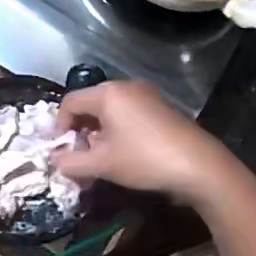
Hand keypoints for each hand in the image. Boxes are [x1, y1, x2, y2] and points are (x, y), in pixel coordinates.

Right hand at [52, 81, 242, 203]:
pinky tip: (121, 153)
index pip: (69, 102)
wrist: (200, 167)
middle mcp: (126, 87)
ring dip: (96, 133)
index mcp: (108, 94)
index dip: (59, 126)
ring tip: (98, 158)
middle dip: (78, 130)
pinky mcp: (160, 108)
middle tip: (77, 156)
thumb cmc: (144, 160)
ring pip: (108, 110)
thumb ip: (69, 162)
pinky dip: (115, 130)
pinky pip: (126, 113)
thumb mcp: (100, 164)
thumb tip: (54, 161)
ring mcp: (146, 96)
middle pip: (89, 104)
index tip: (61, 150)